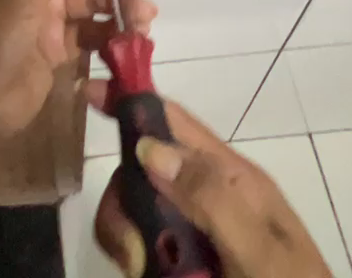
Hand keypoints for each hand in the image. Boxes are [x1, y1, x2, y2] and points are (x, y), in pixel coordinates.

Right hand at [85, 85, 333, 277]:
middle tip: (130, 251)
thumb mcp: (262, 252)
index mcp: (232, 177)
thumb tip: (147, 146)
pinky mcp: (180, 262)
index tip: (89, 92)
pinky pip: (137, 245)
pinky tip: (143, 274)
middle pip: (142, 169)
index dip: (132, 100)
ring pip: (134, 209)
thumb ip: (211, 199)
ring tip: (140, 271)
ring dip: (124, 236)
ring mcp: (192, 231)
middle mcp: (208, 195)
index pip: (175, 121)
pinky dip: (131, 258)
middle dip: (123, 199)